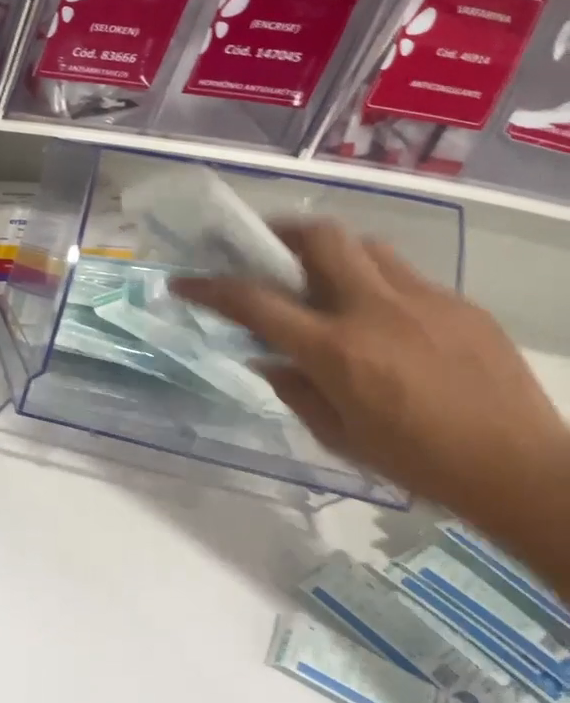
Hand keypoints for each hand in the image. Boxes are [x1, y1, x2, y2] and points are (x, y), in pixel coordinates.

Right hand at [173, 220, 569, 522]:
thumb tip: (271, 358)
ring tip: (321, 278)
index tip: (183, 282)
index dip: (209, 287)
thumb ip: (294, 387)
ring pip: (368, 249)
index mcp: (334, 348)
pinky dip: (378, 284)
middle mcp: (377, 311)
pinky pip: (409, 279)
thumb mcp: (334, 431)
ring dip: (335, 254)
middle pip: (323, 240)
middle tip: (263, 247)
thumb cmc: (413, 459)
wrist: (519, 468)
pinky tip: (378, 318)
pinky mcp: (463, 308)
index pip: (254, 300)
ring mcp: (427, 303)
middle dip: (282, 234)